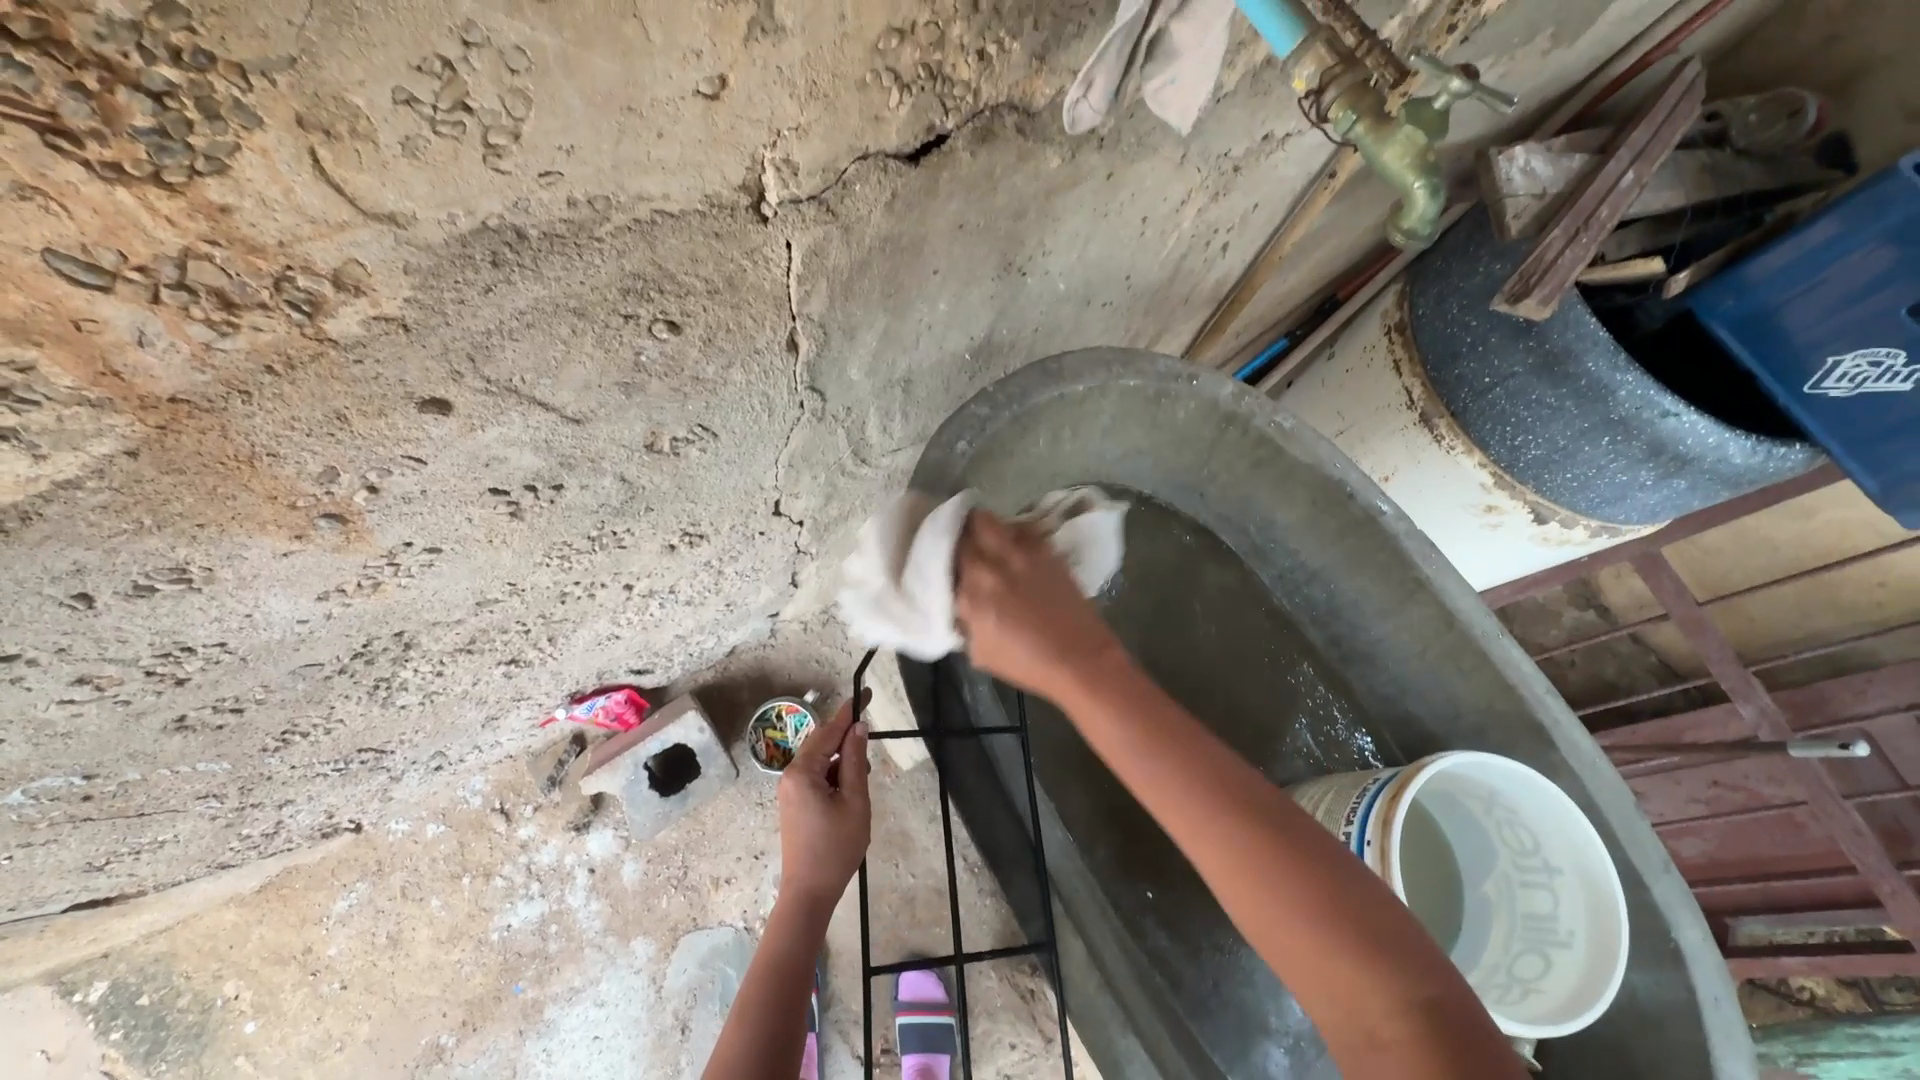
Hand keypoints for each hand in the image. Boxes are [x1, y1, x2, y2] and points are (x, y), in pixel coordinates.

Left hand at [777, 689, 871, 908]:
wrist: (809, 891)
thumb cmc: (836, 847)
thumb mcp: (855, 801)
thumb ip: (857, 762)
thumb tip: (858, 730)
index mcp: (803, 771)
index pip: (829, 732)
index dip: (849, 712)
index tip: (866, 693)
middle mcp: (790, 775)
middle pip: (822, 744)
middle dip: (847, 738)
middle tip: (872, 737)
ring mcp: (789, 790)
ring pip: (820, 761)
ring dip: (843, 760)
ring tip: (866, 775)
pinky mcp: (793, 803)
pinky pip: (815, 776)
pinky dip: (834, 775)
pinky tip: (851, 787)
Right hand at [954, 510, 1127, 701]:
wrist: (1079, 658)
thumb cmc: (1026, 663)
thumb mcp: (979, 650)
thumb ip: (966, 618)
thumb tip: (961, 599)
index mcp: (973, 591)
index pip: (946, 556)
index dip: (944, 556)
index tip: (946, 563)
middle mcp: (994, 564)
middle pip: (967, 526)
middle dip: (961, 531)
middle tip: (962, 544)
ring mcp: (1022, 553)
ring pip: (992, 521)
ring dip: (985, 529)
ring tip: (987, 544)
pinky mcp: (1047, 550)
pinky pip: (1021, 529)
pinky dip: (1013, 534)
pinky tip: (1015, 551)